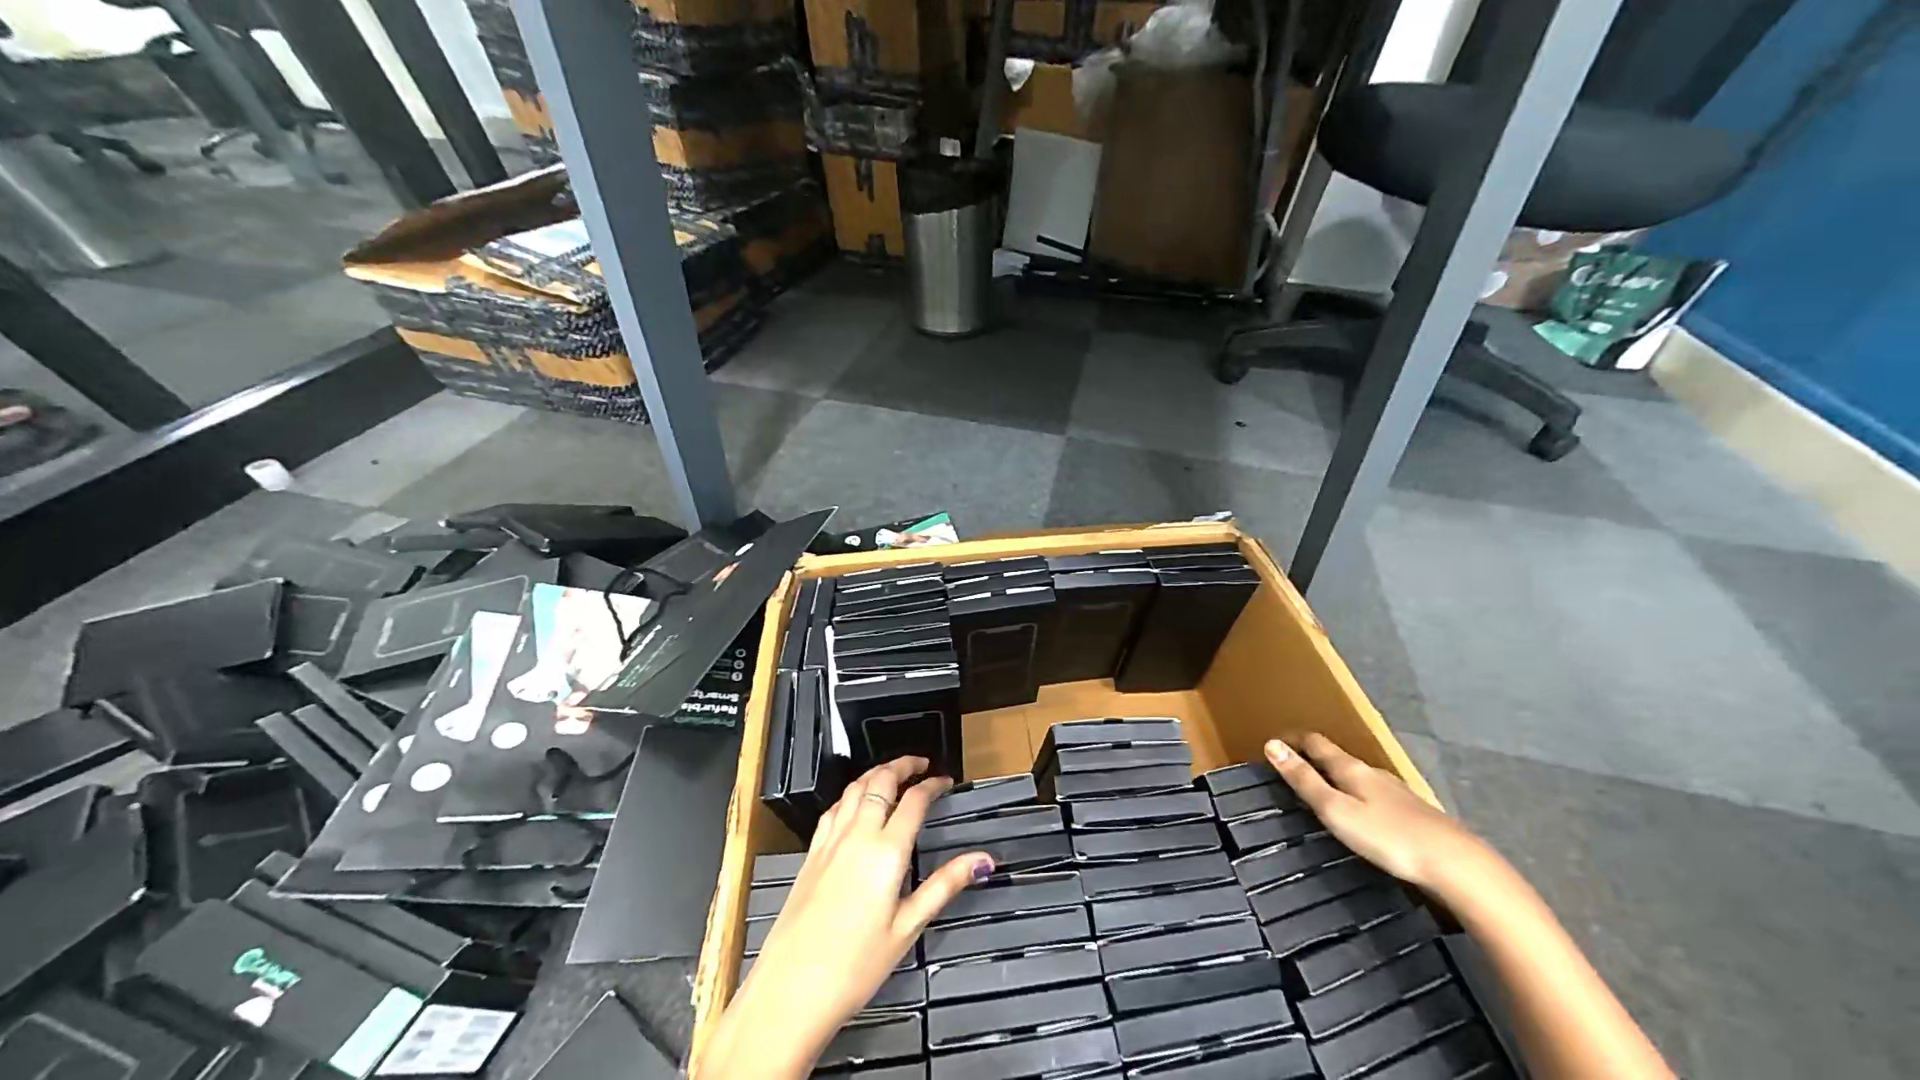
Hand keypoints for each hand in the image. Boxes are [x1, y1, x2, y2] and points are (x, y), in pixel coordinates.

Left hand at [701, 757, 992, 1079]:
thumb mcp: (908, 927)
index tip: (944, 781)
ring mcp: (829, 843)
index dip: (933, 784)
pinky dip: (850, 793)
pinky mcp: (811, 855)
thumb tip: (980, 861)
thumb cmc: (851, 967)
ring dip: (876, 772)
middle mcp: (856, 837)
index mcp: (885, 852)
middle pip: (880, 780)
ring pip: (854, 787)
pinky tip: (853, 801)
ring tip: (892, 771)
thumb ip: (945, 885)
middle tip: (921, 763)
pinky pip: (833, 808)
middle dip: (903, 764)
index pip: (914, 799)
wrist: (791, 989)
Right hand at [1265, 734, 1491, 893]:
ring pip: (1358, 776)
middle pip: (1337, 757)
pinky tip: (1361, 812)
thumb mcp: (1336, 809)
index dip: (1292, 740)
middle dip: (1312, 758)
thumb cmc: (1388, 836)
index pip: (1315, 743)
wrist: (1456, 865)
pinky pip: (1374, 793)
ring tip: (1320, 790)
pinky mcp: (1414, 812)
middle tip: (1290, 768)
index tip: (1272, 743)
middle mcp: (1374, 773)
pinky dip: (1357, 794)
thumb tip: (1272, 745)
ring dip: (1335, 777)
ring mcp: (1397, 792)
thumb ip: (1304, 779)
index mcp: (1351, 769)